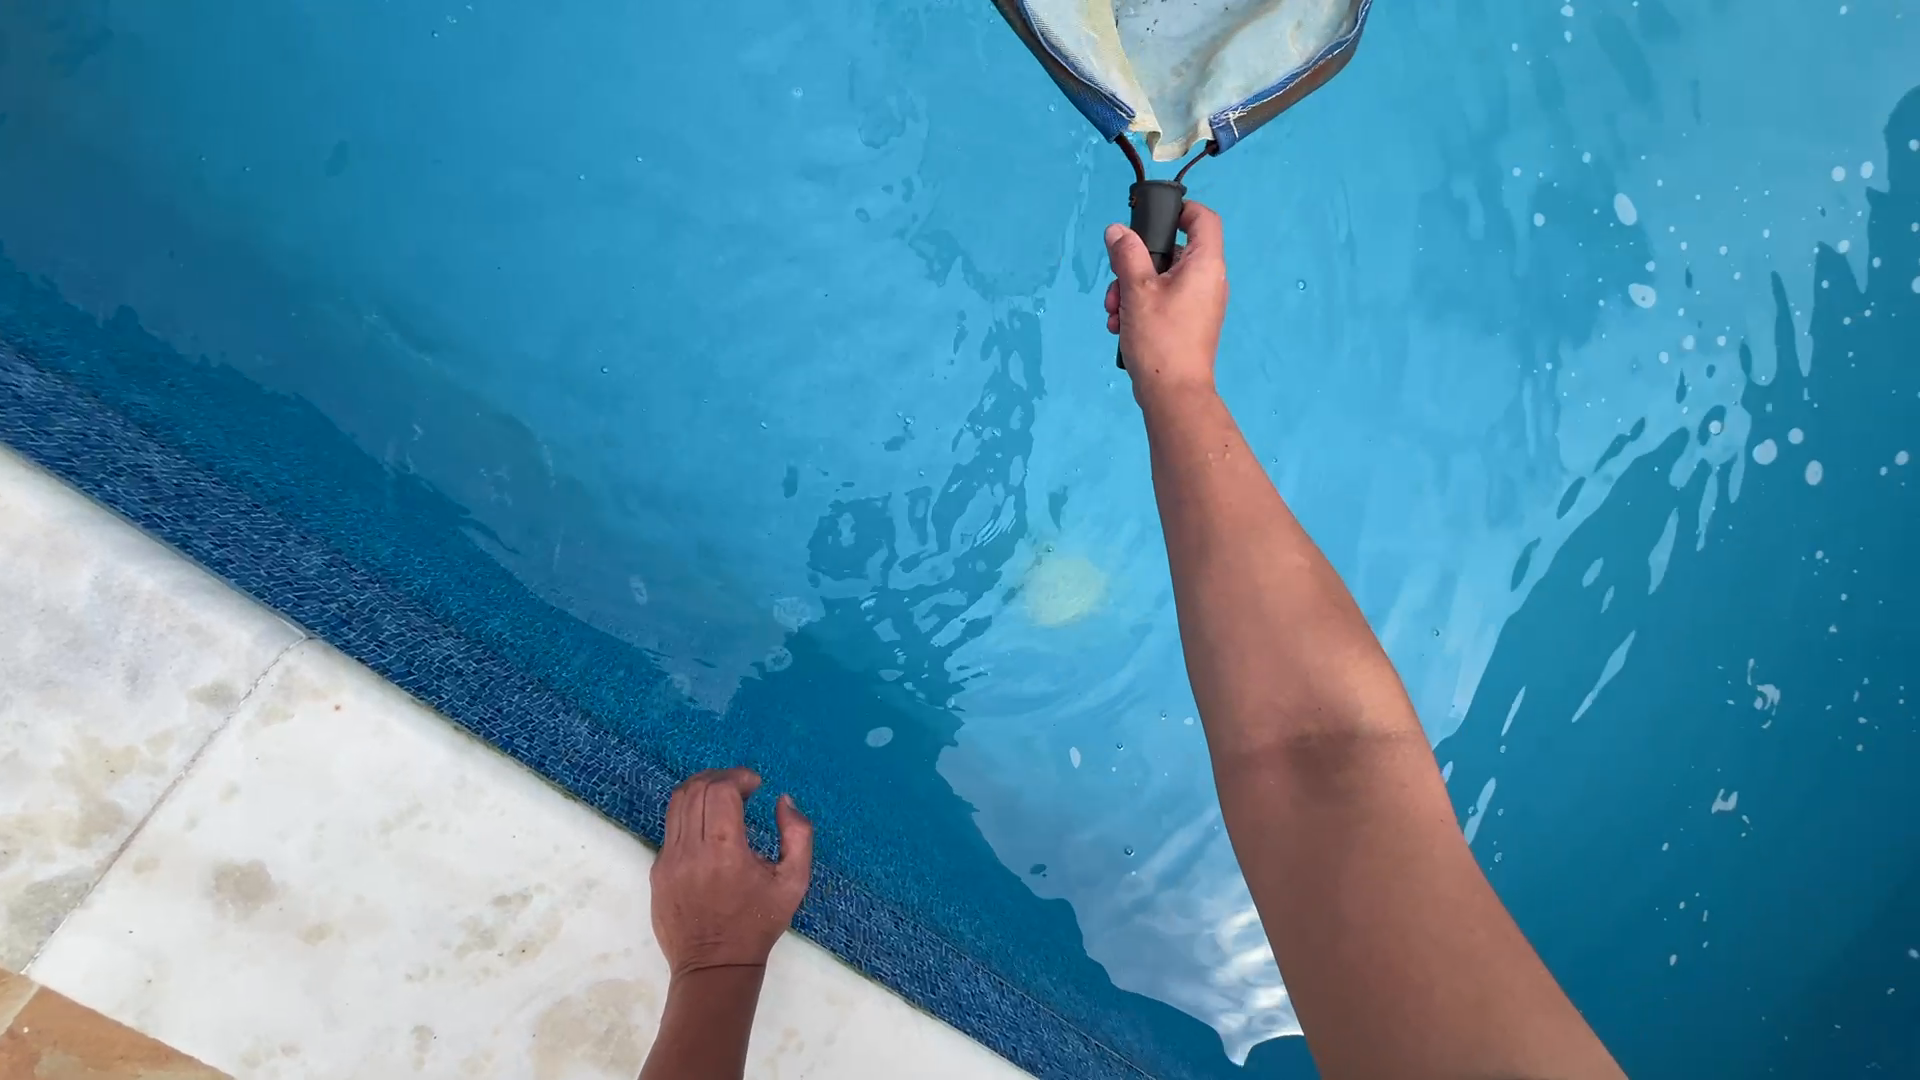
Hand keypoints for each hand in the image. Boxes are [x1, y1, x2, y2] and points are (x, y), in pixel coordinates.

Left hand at [650, 767, 813, 978]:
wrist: (715, 968)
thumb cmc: (759, 923)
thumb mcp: (795, 881)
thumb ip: (798, 834)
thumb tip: (782, 801)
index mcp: (725, 851)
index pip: (720, 790)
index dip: (739, 777)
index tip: (756, 785)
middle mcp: (691, 851)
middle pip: (696, 789)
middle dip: (721, 777)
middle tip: (741, 786)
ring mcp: (668, 862)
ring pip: (678, 803)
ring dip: (702, 789)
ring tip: (723, 796)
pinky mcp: (657, 872)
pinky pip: (672, 828)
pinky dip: (691, 814)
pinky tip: (709, 826)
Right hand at [1105, 201, 1228, 402]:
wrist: (1173, 393)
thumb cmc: (1160, 337)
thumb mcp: (1136, 290)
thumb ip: (1126, 254)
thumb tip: (1117, 230)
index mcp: (1205, 264)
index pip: (1203, 218)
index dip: (1179, 211)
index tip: (1150, 220)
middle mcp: (1208, 280)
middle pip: (1171, 253)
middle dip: (1134, 266)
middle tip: (1115, 286)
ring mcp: (1199, 305)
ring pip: (1160, 282)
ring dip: (1130, 292)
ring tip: (1114, 314)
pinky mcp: (1188, 325)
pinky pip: (1163, 303)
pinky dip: (1140, 309)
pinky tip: (1120, 327)